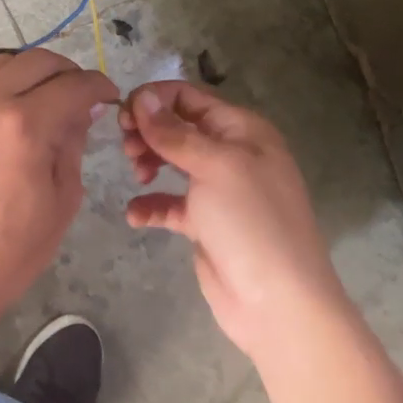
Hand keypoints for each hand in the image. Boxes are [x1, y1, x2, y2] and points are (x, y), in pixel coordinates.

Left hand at [0, 49, 116, 331]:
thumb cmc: (8, 252)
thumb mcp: (61, 201)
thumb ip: (73, 144)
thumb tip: (82, 110)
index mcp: (23, 125)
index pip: (72, 84)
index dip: (97, 85)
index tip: (107, 94)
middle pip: (35, 60)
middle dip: (65, 71)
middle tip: (78, 93)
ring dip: (27, 74)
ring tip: (41, 100)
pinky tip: (1, 125)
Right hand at [119, 81, 345, 358]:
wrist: (279, 304)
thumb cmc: (251, 221)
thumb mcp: (214, 166)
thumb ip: (173, 132)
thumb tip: (141, 97)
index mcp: (242, 130)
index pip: (188, 97)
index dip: (153, 101)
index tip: (123, 117)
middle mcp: (231, 154)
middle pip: (178, 127)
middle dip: (148, 131)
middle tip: (127, 150)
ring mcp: (219, 191)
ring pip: (172, 162)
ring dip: (148, 162)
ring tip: (137, 177)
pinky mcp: (207, 225)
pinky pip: (171, 205)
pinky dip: (152, 205)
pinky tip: (136, 215)